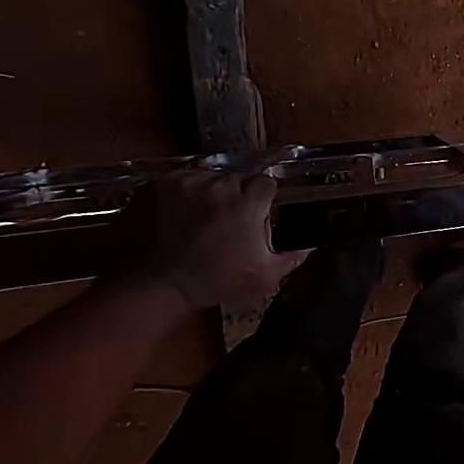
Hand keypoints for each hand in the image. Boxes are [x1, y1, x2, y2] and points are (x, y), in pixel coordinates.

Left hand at [112, 170, 301, 308]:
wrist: (153, 286)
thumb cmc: (214, 282)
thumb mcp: (263, 277)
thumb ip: (291, 257)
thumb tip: (310, 245)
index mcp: (247, 202)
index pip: (266, 183)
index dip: (262, 199)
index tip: (254, 215)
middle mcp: (218, 184)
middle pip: (236, 178)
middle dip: (236, 195)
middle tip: (226, 221)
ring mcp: (185, 181)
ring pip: (207, 177)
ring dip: (208, 193)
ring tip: (198, 220)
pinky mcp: (157, 184)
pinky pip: (179, 181)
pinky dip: (181, 194)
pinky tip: (177, 217)